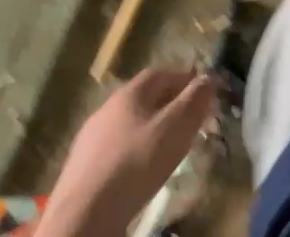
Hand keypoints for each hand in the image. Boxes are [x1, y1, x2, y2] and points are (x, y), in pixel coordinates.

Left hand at [38, 69, 214, 236]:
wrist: (83, 216)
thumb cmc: (137, 162)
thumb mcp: (177, 126)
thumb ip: (195, 98)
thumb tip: (207, 78)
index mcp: (128, 95)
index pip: (161, 73)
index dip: (185, 78)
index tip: (205, 92)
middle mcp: (105, 111)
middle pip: (144, 98)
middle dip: (172, 104)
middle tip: (193, 119)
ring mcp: (89, 140)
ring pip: (131, 124)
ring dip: (154, 128)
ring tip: (171, 145)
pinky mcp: (82, 167)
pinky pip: (117, 147)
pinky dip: (136, 149)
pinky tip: (143, 167)